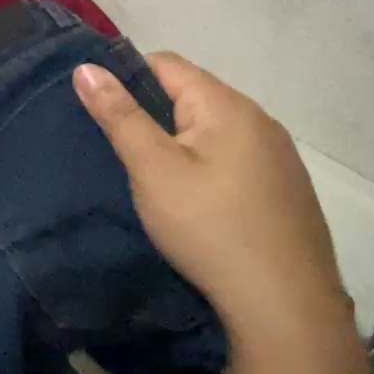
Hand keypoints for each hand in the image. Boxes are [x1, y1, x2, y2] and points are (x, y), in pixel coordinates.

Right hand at [73, 53, 346, 328]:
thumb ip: (119, 114)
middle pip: (190, 93)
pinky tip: (198, 200)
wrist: (287, 310)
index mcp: (227, 105)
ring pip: (212, 127)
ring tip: (154, 175)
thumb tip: (86, 66)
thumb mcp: (152, 168)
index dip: (126, 77)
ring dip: (180, 140)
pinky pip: (234, 156)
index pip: (166, 63)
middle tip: (123, 148)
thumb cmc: (210, 227)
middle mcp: (260, 120)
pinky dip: (208, 164)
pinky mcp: (287, 190)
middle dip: (152, 111)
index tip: (102, 111)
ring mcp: (280, 157)